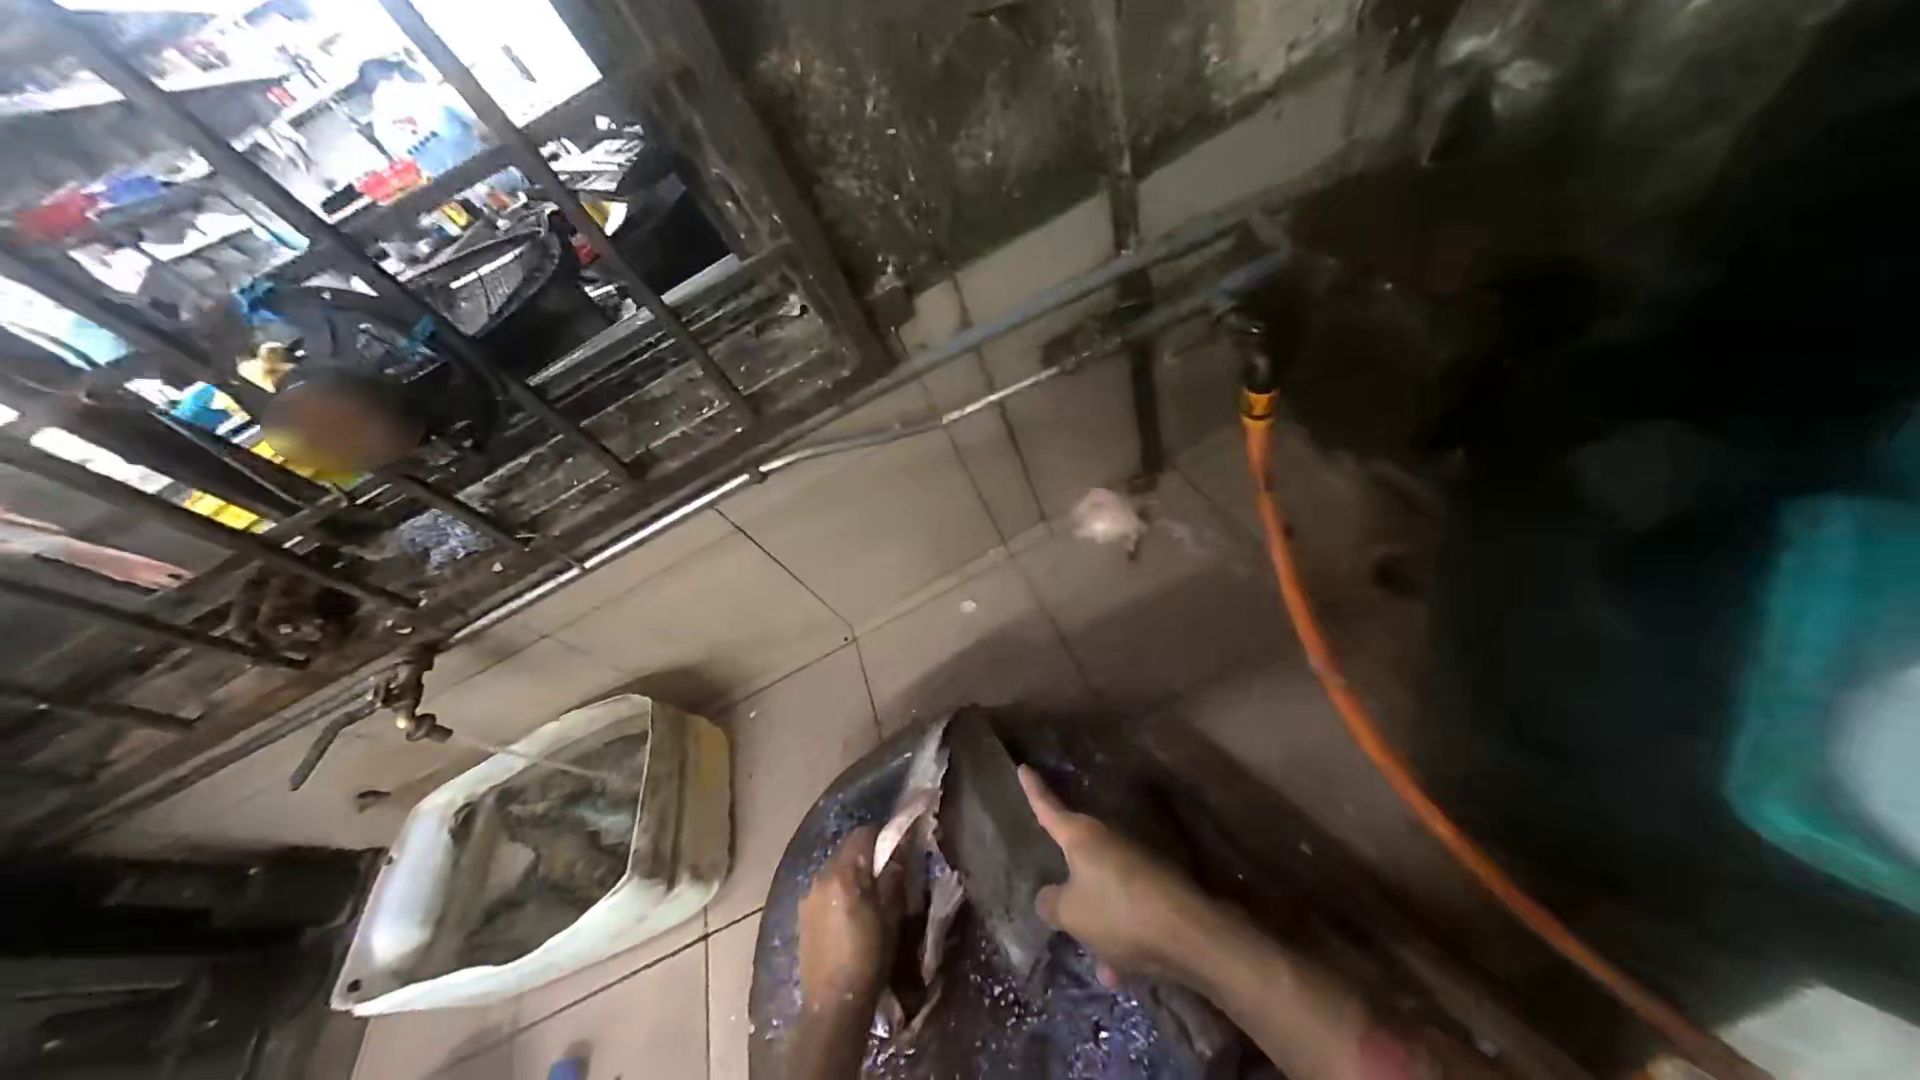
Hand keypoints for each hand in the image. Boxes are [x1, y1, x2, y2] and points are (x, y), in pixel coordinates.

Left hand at [797, 824, 898, 1008]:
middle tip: (883, 871)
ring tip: (865, 895)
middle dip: (865, 854)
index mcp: (844, 874)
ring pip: (833, 868)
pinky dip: (837, 889)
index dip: (881, 835)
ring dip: (850, 872)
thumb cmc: (869, 958)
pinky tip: (846, 912)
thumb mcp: (891, 916)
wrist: (833, 1003)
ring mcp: (807, 896)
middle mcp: (821, 877)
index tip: (895, 847)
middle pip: (845, 849)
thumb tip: (896, 854)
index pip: (862, 834)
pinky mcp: (801, 914)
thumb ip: (893, 878)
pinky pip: (823, 888)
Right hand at [1019, 765, 1222, 987]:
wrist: (1191, 934)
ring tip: (1099, 963)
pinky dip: (1119, 939)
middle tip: (1060, 911)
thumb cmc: (1119, 912)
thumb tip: (1048, 897)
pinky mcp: (1156, 889)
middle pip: (1078, 859)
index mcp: (1082, 837)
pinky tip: (1120, 973)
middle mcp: (1108, 841)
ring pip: (1102, 893)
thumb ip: (1051, 904)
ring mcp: (1135, 864)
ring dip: (1097, 926)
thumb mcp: (1071, 913)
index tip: (1024, 768)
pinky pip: (1125, 913)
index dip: (1034, 790)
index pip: (1048, 808)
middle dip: (1070, 890)